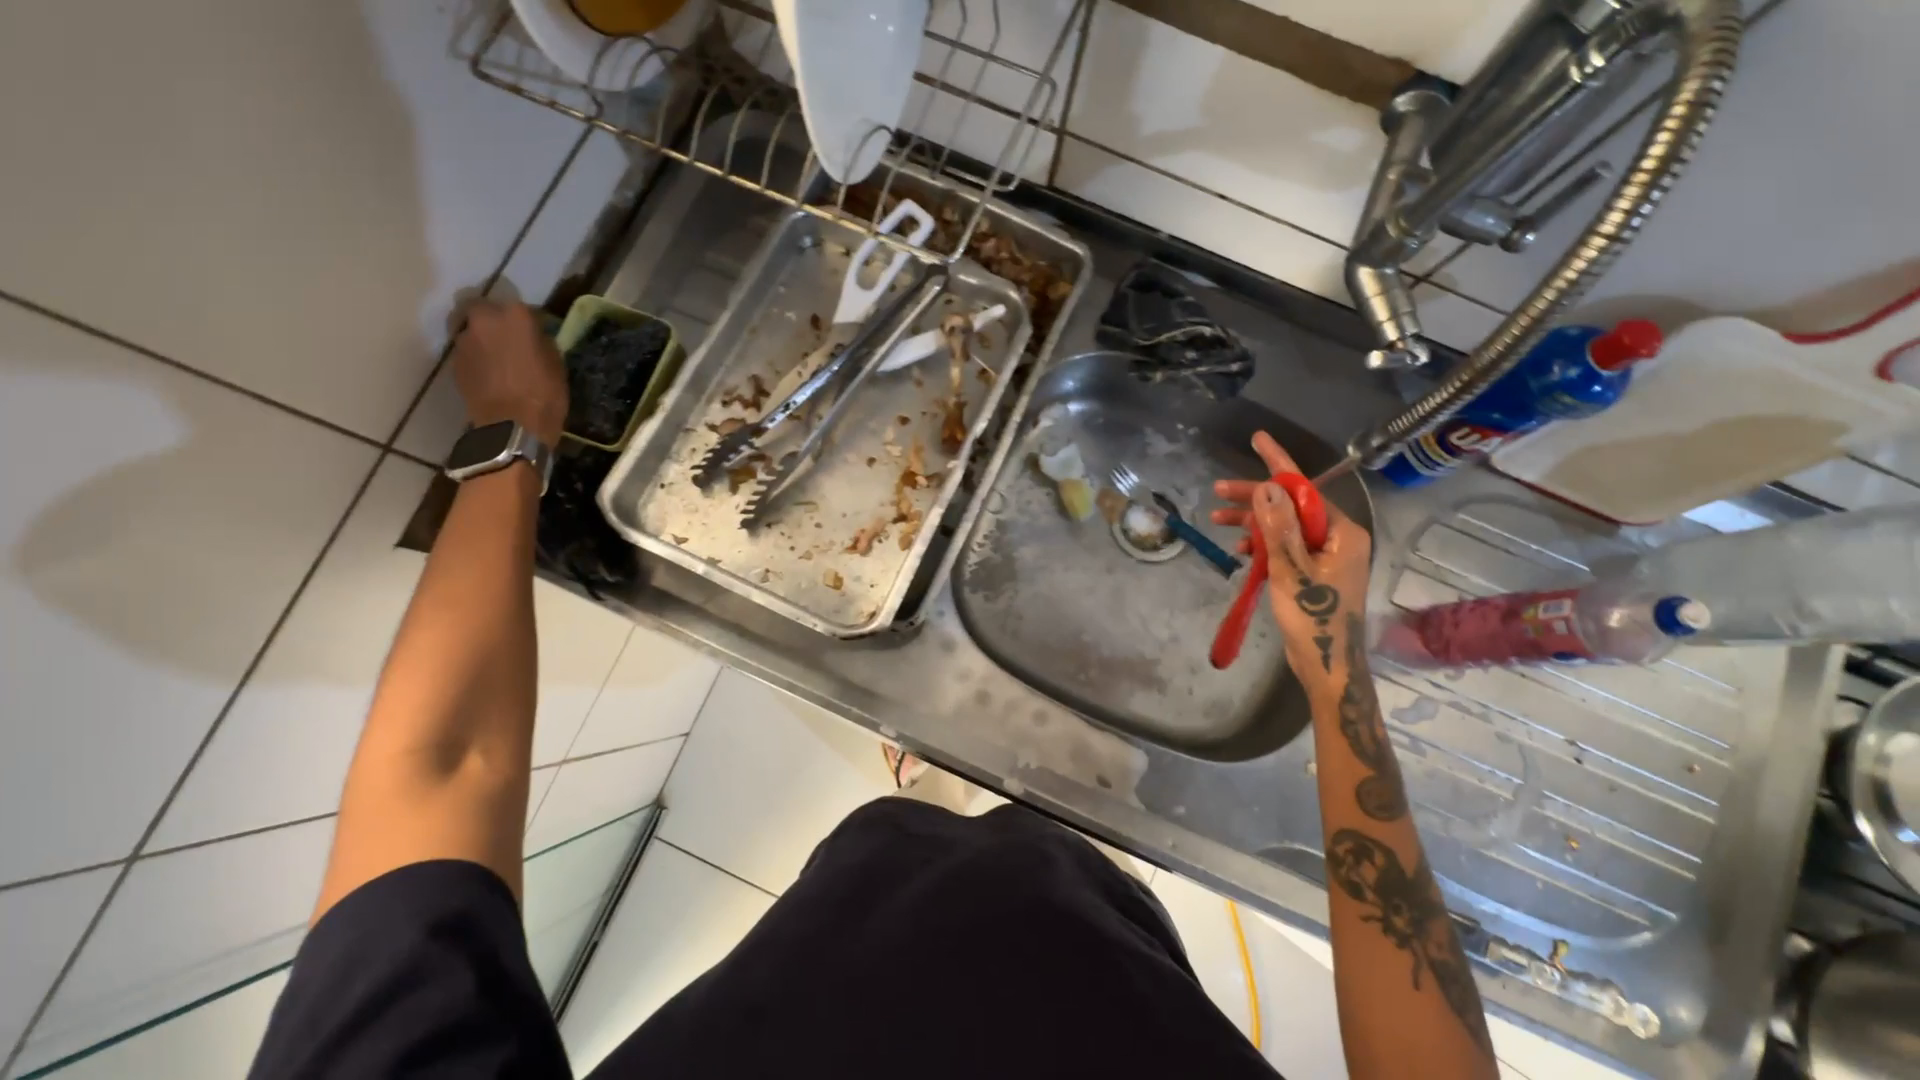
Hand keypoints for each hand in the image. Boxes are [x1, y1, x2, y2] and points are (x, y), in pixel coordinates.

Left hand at [451, 299, 567, 446]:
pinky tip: (488, 374)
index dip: (530, 321)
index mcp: (516, 316)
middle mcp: (484, 320)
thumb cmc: (544, 395)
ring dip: (482, 339)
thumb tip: (534, 338)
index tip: (536, 333)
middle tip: (508, 338)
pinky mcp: (454, 362)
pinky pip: (467, 352)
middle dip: (494, 320)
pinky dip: (476, 358)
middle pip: (484, 309)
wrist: (512, 427)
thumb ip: (541, 342)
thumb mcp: (556, 364)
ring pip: (471, 330)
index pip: (523, 308)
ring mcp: (464, 340)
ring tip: (496, 358)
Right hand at [1213, 432, 1371, 699]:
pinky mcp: (1314, 574)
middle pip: (1291, 506)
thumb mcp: (1291, 570)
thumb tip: (1267, 488)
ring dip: (1253, 524)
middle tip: (1218, 494)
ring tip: (1218, 522)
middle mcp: (1338, 538)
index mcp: (1342, 532)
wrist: (1327, 666)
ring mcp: (1327, 556)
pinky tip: (1241, 550)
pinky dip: (1263, 545)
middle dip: (1254, 499)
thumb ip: (1279, 528)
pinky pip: (1286, 547)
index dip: (1278, 464)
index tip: (1258, 439)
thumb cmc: (1314, 618)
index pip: (1304, 489)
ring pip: (1284, 526)